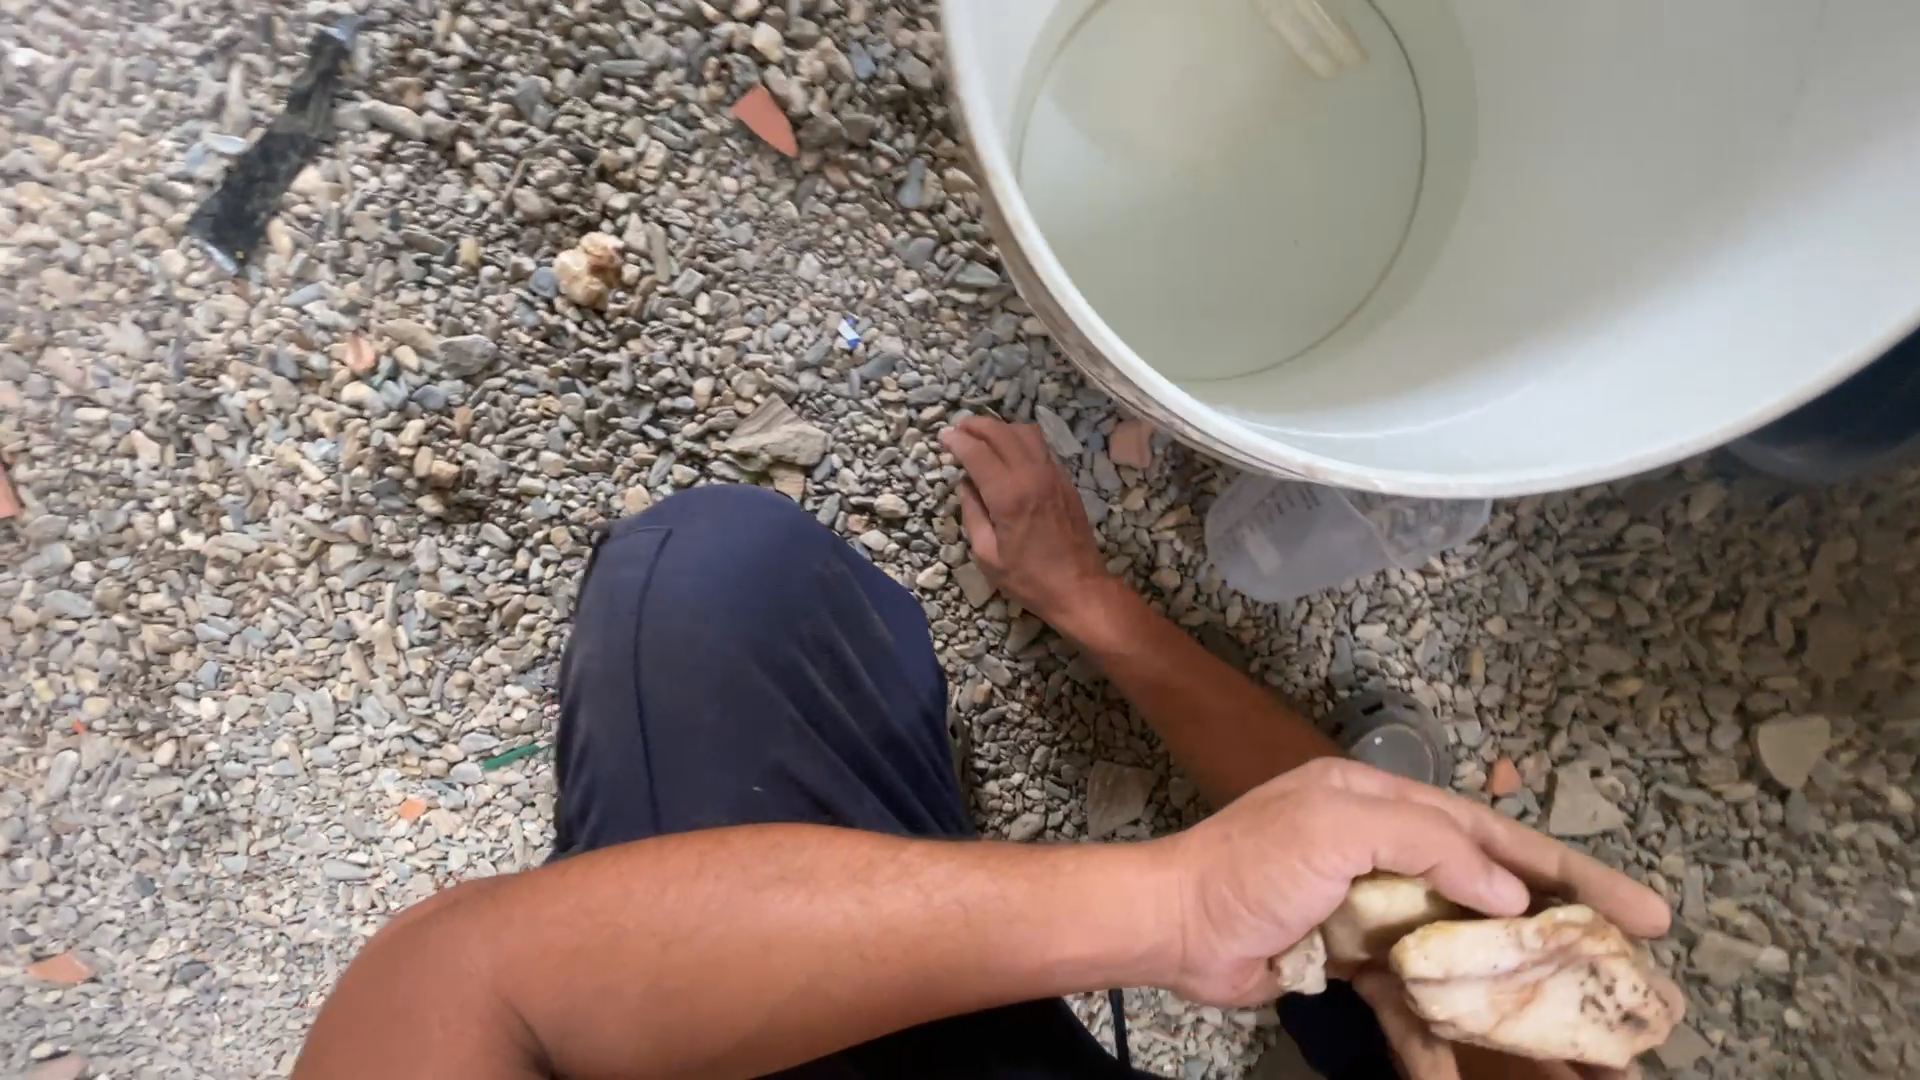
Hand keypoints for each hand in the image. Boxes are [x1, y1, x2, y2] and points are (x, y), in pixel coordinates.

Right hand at [940, 416, 1114, 630]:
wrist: (1078, 587)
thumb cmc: (1028, 578)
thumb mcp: (987, 555)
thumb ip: (972, 514)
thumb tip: (965, 485)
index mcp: (1008, 495)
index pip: (977, 452)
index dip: (957, 440)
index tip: (943, 437)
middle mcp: (1032, 475)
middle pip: (1001, 433)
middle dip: (976, 426)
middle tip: (958, 429)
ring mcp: (1053, 474)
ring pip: (1025, 433)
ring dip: (1000, 428)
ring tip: (983, 435)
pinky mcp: (1066, 480)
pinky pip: (1041, 447)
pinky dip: (1021, 439)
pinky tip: (1010, 449)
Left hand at [1147, 756, 1671, 1018]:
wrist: (1179, 925)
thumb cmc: (1252, 866)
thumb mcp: (1333, 826)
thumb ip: (1422, 839)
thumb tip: (1508, 890)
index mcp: (1371, 801)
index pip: (1484, 829)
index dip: (1564, 868)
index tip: (1645, 913)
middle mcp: (1374, 846)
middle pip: (1484, 889)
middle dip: (1556, 934)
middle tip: (1637, 981)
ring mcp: (1364, 905)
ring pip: (1459, 947)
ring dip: (1514, 993)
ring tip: (1587, 1048)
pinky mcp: (1349, 955)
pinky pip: (1412, 993)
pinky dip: (1439, 1030)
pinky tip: (1463, 1069)